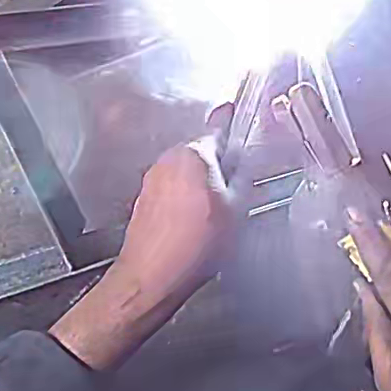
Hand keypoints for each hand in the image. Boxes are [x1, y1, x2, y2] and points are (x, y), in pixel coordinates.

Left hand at [110, 113, 233, 301]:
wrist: (153, 276)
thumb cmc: (194, 244)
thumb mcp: (237, 208)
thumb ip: (243, 177)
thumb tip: (245, 164)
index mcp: (192, 155)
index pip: (217, 130)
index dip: (230, 127)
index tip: (234, 115)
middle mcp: (167, 161)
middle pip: (201, 153)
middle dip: (218, 167)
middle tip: (235, 190)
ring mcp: (153, 180)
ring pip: (185, 172)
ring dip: (201, 184)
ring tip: (215, 216)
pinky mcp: (145, 200)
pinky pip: (172, 190)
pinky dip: (184, 200)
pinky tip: (195, 225)